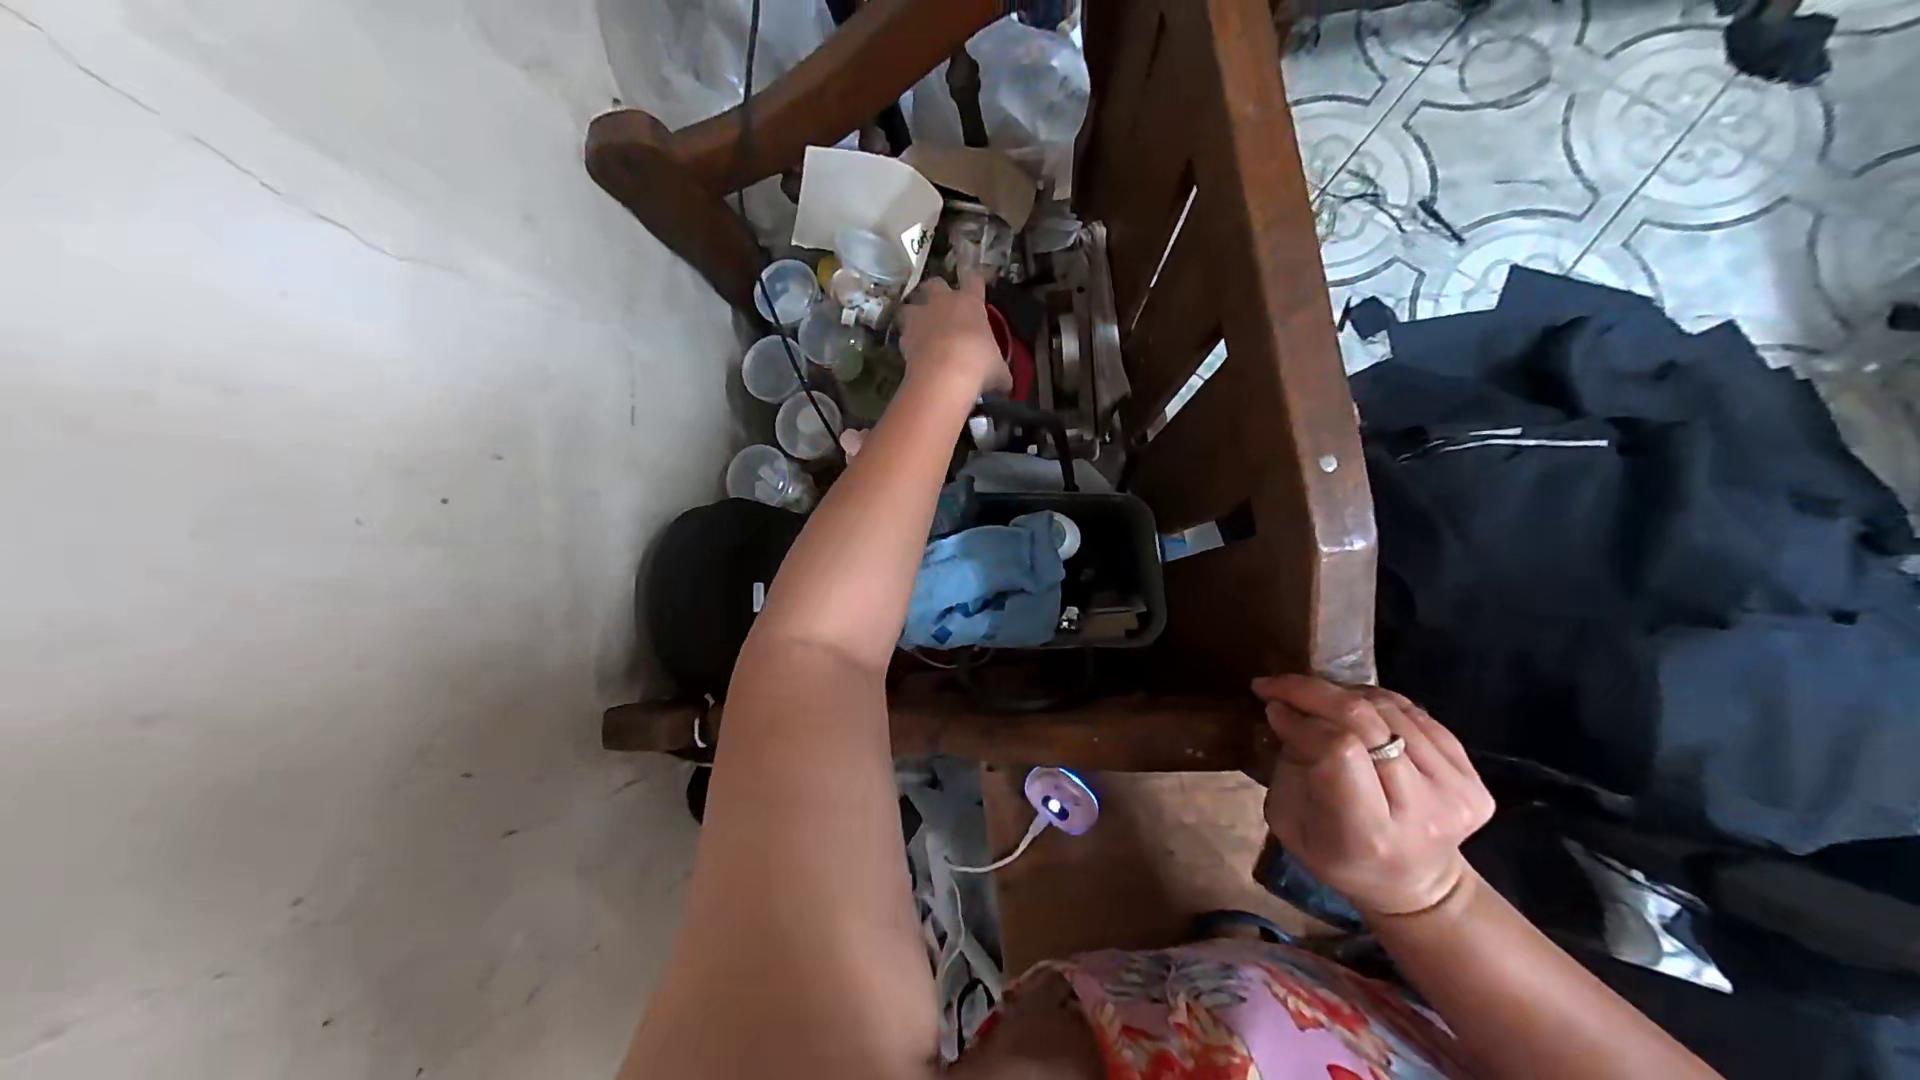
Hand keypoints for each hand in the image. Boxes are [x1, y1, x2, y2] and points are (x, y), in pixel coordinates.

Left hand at [899, 270, 1011, 395]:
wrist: (944, 376)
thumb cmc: (979, 364)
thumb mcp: (998, 370)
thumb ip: (1000, 372)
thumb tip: (1005, 383)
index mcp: (970, 302)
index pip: (973, 278)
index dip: (974, 279)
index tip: (975, 282)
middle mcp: (942, 302)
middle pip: (936, 283)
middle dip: (937, 292)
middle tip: (942, 307)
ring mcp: (920, 317)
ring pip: (912, 305)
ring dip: (916, 315)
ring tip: (922, 330)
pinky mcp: (904, 336)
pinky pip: (904, 334)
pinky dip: (908, 342)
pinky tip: (914, 354)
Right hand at [1254, 675, 1495, 917]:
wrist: (1417, 886)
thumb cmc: (1339, 859)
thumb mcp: (1291, 825)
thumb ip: (1287, 768)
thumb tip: (1287, 711)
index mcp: (1369, 833)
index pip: (1338, 750)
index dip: (1301, 720)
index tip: (1272, 707)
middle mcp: (1421, 811)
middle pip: (1365, 722)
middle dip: (1313, 692)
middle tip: (1279, 685)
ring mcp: (1455, 791)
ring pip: (1388, 710)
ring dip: (1341, 693)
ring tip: (1313, 697)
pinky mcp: (1473, 777)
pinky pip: (1415, 714)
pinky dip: (1375, 700)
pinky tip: (1352, 707)